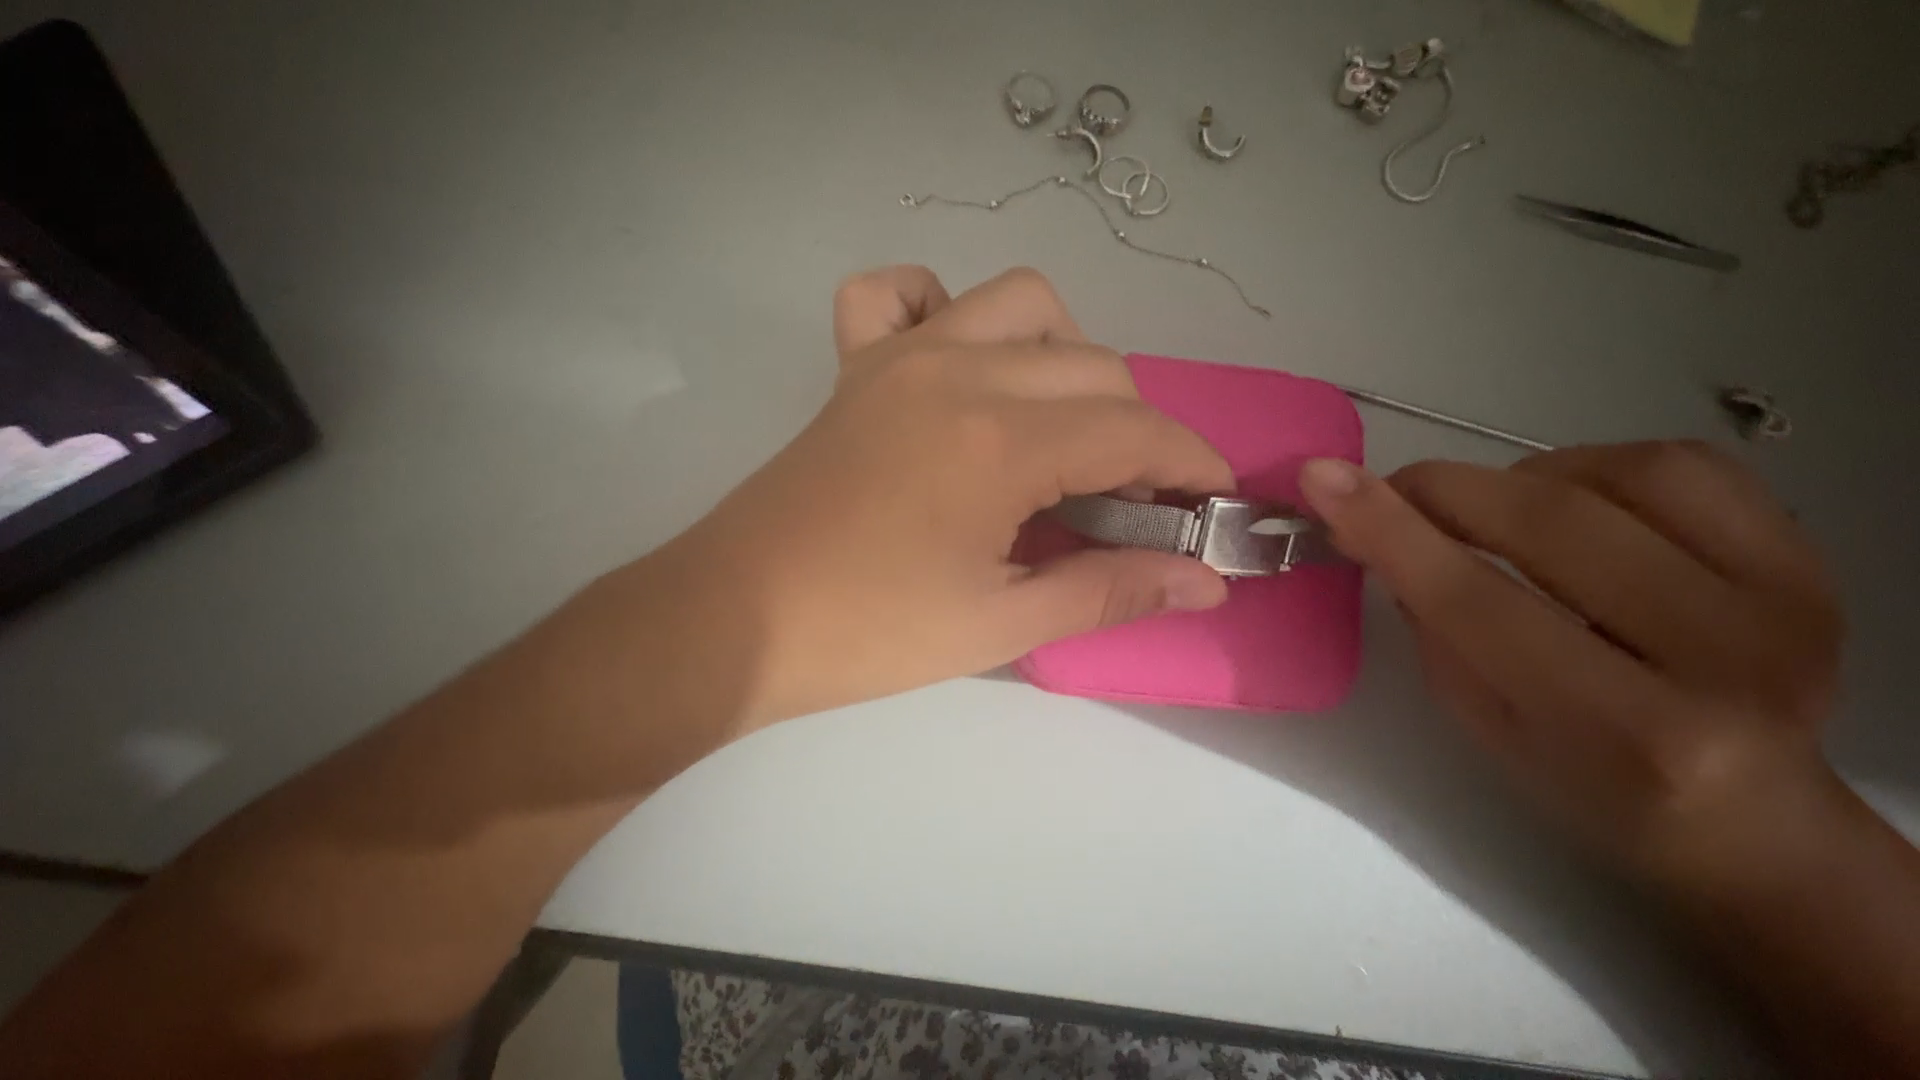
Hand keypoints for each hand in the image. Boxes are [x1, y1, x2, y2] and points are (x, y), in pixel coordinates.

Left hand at [654, 266, 1231, 727]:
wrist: (734, 620)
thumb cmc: (868, 633)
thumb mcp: (1000, 624)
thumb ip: (1110, 590)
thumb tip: (1204, 580)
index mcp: (1000, 439)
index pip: (1133, 430)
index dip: (1190, 464)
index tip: (1211, 503)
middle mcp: (958, 370)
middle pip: (1093, 365)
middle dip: (1136, 427)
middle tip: (1131, 499)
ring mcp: (900, 355)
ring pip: (1020, 303)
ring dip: (1064, 355)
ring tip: (1058, 426)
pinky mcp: (855, 364)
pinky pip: (901, 291)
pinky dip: (942, 306)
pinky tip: (957, 362)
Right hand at [1296, 442, 1845, 888]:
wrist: (1751, 814)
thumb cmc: (1591, 784)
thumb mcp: (1487, 728)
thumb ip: (1435, 630)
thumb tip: (1383, 529)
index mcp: (1634, 731)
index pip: (1482, 604)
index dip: (1393, 533)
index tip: (1323, 482)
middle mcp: (1727, 657)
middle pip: (1554, 525)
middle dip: (1446, 491)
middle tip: (1393, 490)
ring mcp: (1787, 598)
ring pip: (1622, 474)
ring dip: (1523, 477)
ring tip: (1492, 509)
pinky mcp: (1809, 558)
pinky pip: (1685, 465)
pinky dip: (1597, 464)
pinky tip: (1570, 497)